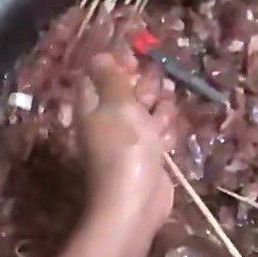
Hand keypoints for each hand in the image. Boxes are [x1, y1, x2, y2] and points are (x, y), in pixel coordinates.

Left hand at [80, 54, 174, 240]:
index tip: (134, 61)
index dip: (118, 64)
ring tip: (157, 128)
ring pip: (153, 107)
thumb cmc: (123, 148)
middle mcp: (109, 118)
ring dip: (161, 112)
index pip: (100, 74)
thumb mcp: (115, 104)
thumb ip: (109, 78)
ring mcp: (130, 136)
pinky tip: (164, 146)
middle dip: (147, 88)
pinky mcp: (150, 151)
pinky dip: (166, 134)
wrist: (135, 200)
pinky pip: (162, 130)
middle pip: (132, 88)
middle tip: (148, 99)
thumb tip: (97, 56)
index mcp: (92, 106)